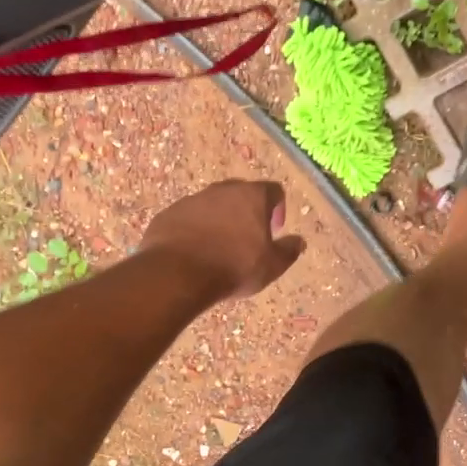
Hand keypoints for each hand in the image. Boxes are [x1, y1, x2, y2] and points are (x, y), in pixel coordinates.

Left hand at [139, 180, 305, 299]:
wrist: (177, 275)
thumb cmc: (234, 266)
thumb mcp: (273, 264)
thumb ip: (289, 250)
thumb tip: (299, 241)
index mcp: (252, 196)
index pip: (274, 190)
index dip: (278, 209)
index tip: (274, 231)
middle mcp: (222, 191)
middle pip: (241, 193)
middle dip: (248, 211)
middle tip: (249, 237)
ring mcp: (191, 200)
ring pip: (213, 204)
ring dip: (220, 220)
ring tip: (220, 248)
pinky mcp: (167, 215)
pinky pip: (188, 218)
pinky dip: (195, 230)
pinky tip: (196, 252)